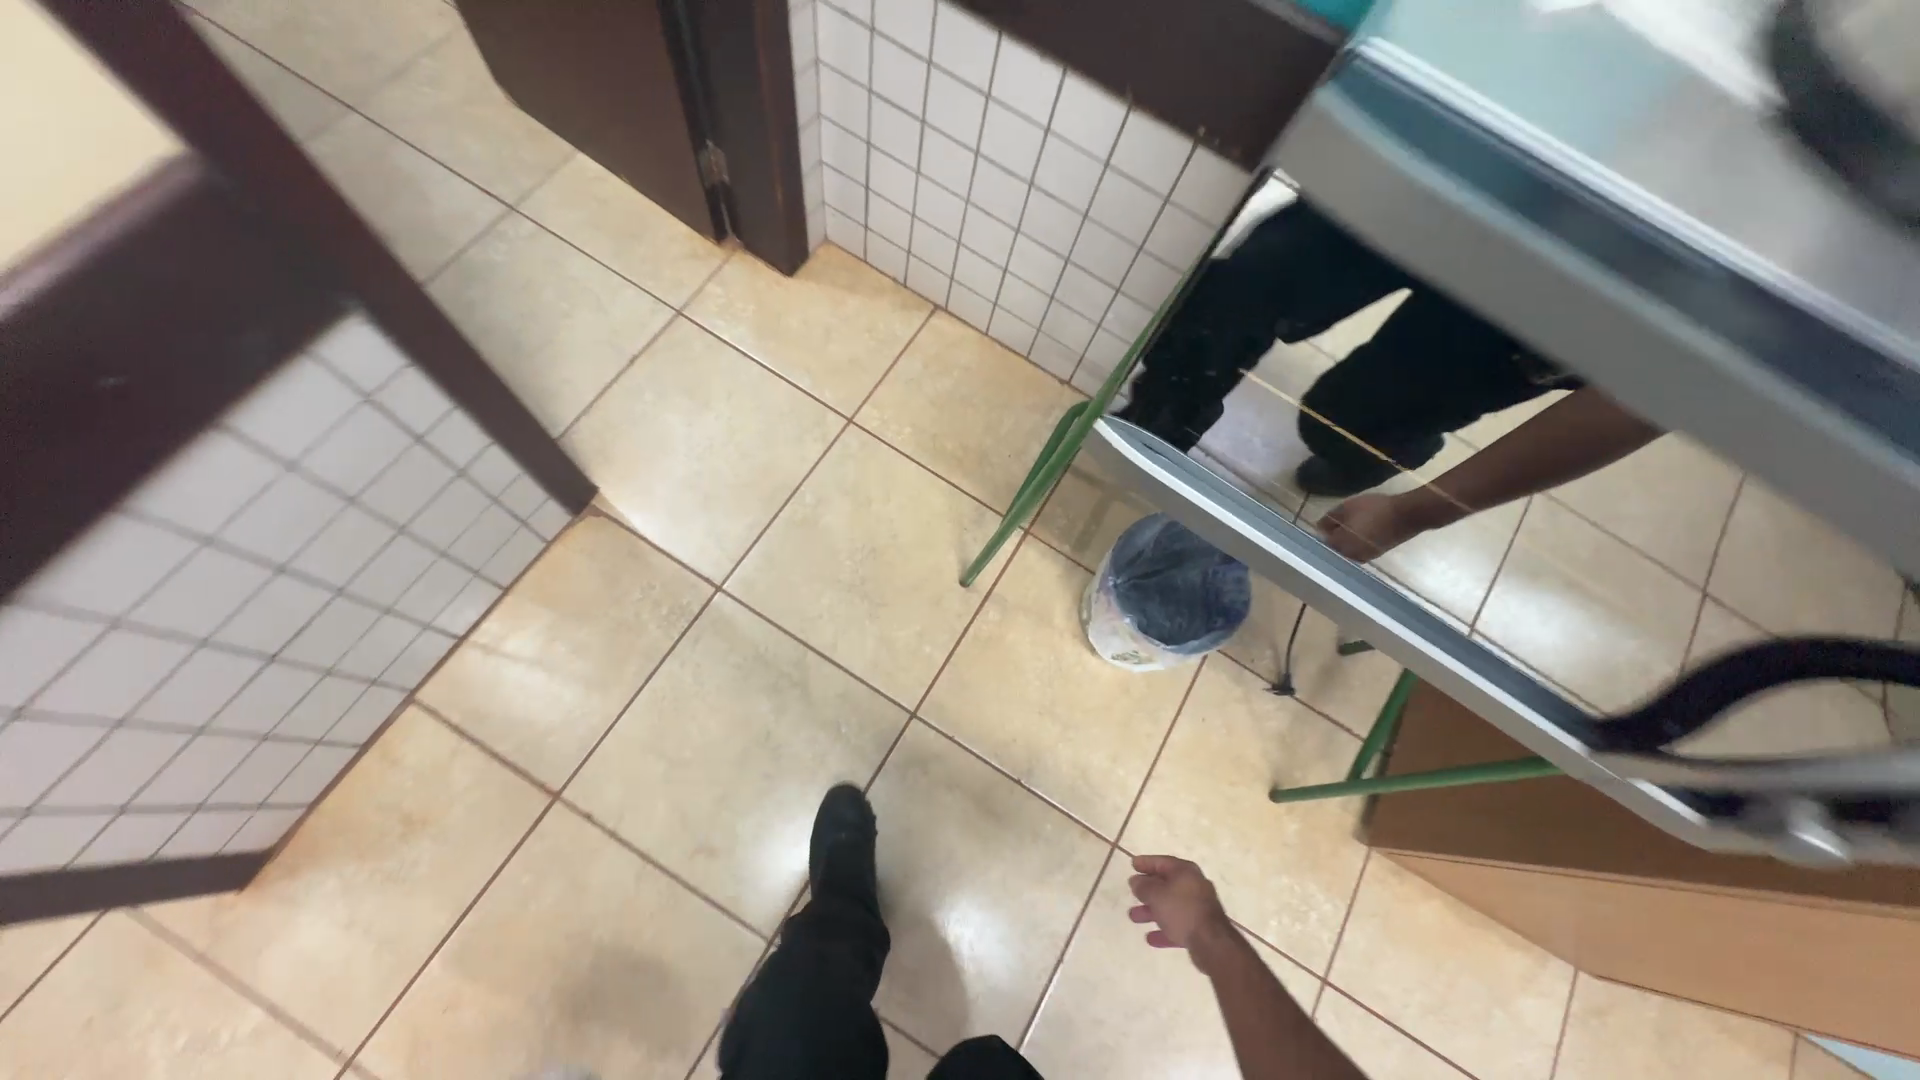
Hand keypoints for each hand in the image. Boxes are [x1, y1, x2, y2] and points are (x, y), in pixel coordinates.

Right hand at [1127, 854, 1240, 971]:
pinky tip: (1151, 938)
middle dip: (1147, 891)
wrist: (1211, 942)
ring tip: (1134, 917)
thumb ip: (1143, 886)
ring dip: (1152, 911)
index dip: (1146, 863)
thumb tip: (1136, 881)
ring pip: (1171, 906)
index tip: (1132, 865)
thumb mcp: (1156, 895)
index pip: (1162, 862)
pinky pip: (1179, 924)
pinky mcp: (1201, 927)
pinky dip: (1165, 929)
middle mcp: (1194, 885)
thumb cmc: (1181, 910)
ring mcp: (1199, 907)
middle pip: (1166, 885)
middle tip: (1133, 893)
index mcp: (1185, 872)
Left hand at [1313, 491, 1444, 562]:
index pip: (1324, 541)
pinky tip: (1363, 530)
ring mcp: (1366, 556)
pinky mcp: (1378, 553)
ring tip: (1352, 524)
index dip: (1325, 530)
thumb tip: (1319, 527)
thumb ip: (1330, 518)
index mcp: (1341, 545)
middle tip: (1340, 521)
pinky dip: (1359, 541)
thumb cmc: (1374, 509)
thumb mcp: (1347, 507)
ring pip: (1349, 549)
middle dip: (1336, 536)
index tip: (1329, 521)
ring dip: (1348, 539)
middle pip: (1336, 547)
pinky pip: (1361, 548)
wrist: (1407, 515)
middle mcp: (1351, 555)